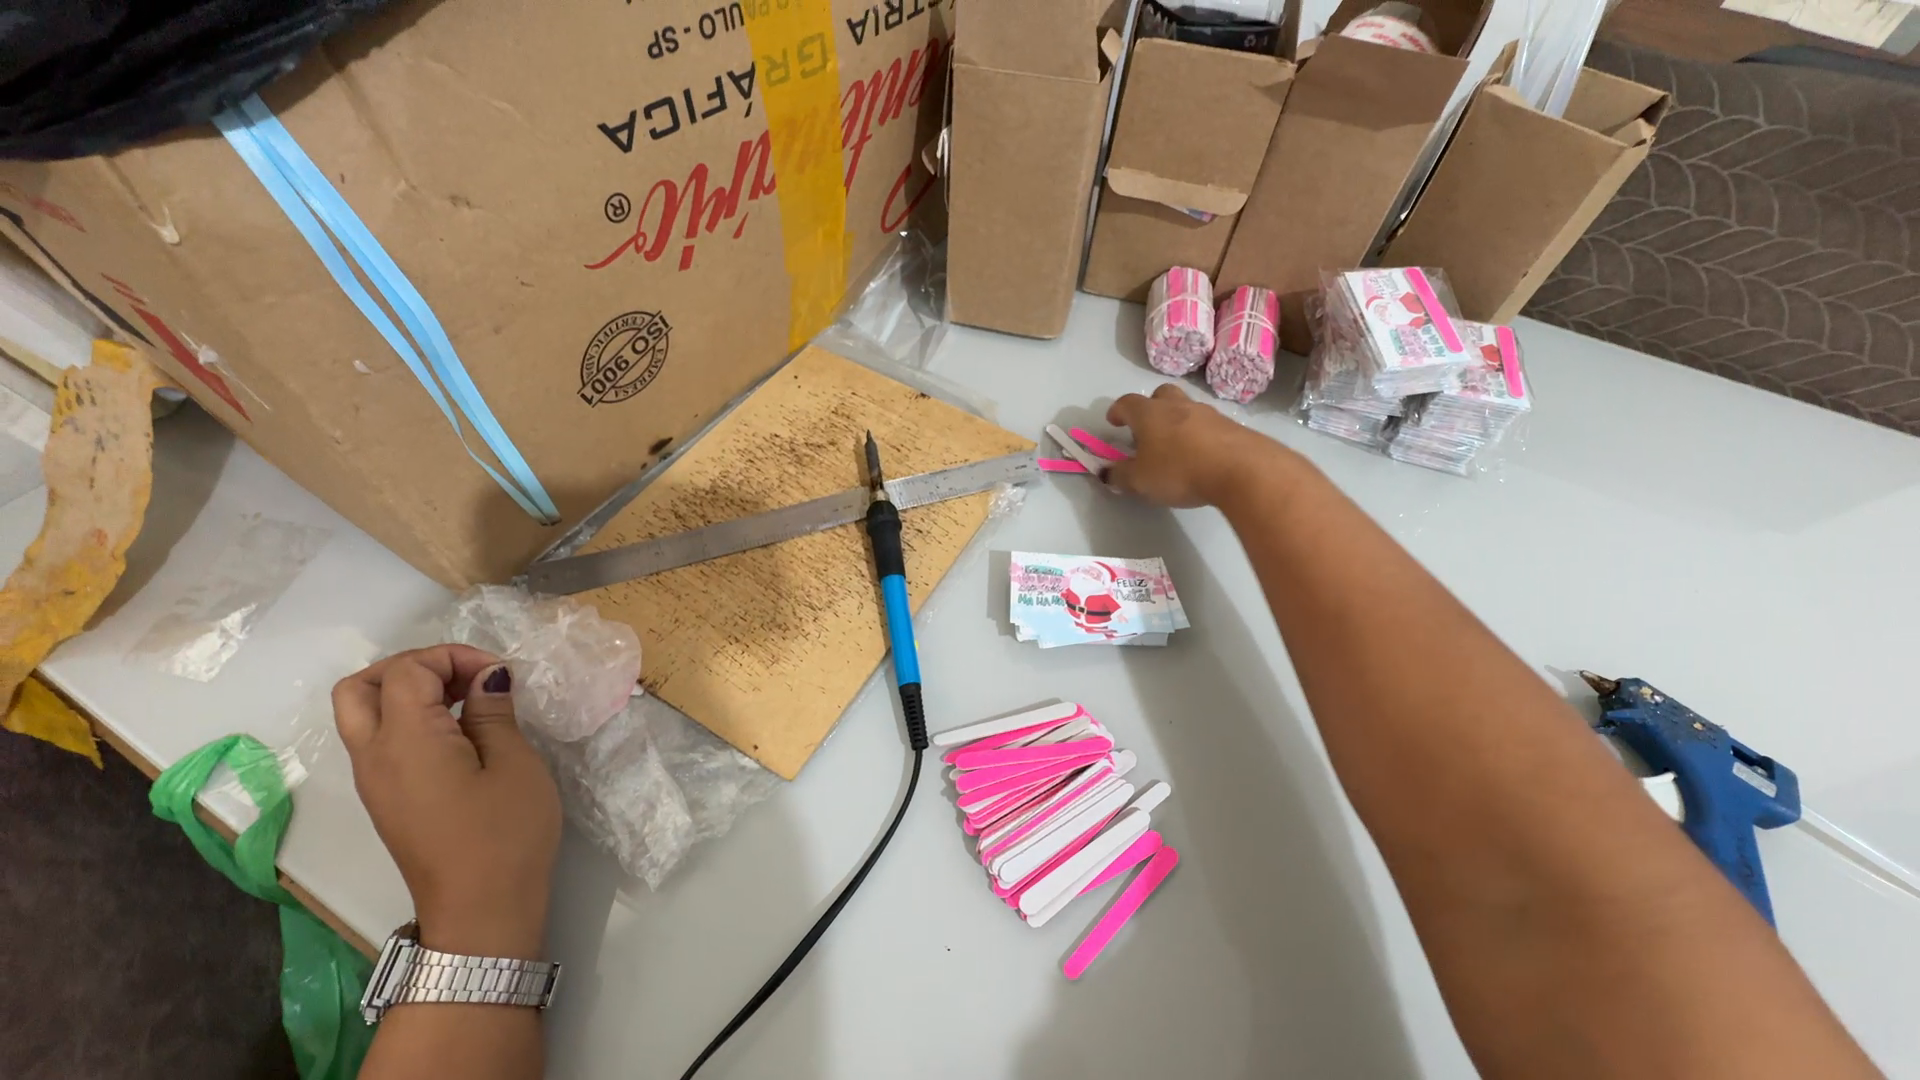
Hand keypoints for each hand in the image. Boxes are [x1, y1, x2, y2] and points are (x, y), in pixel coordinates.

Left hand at [333, 645, 560, 958]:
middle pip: (360, 687)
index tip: (499, 673)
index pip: (406, 670)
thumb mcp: (514, 763)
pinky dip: (409, 719)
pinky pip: (379, 740)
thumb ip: (493, 711)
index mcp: (405, 741)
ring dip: (407, 692)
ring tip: (464, 700)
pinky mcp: (387, 799)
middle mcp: (374, 756)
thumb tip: (487, 675)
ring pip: (363, 714)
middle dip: (412, 666)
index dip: (453, 656)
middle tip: (463, 676)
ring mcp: (375, 781)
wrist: (482, 910)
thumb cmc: (506, 832)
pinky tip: (458, 732)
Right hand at [1105, 383, 1291, 507]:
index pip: (1127, 403)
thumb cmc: (1179, 471)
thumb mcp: (1140, 481)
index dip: (1117, 411)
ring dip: (1177, 422)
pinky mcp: (1232, 427)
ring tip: (1175, 446)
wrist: (1242, 469)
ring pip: (1187, 409)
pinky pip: (1209, 426)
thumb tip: (1106, 472)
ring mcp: (1208, 413)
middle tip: (1147, 429)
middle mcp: (1178, 406)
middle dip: (1151, 407)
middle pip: (1161, 395)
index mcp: (1149, 414)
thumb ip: (1119, 476)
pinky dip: (1200, 436)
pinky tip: (1201, 456)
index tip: (1114, 421)